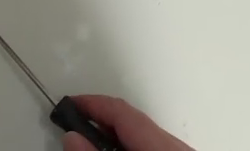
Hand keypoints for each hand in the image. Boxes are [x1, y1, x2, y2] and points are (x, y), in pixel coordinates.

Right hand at [63, 96, 194, 150]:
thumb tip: (72, 137)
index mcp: (162, 141)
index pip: (120, 109)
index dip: (91, 103)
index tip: (69, 103)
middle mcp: (176, 143)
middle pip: (132, 119)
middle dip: (102, 118)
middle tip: (77, 123)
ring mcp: (181, 150)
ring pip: (144, 132)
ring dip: (116, 133)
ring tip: (94, 140)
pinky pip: (154, 142)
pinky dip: (132, 143)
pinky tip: (119, 150)